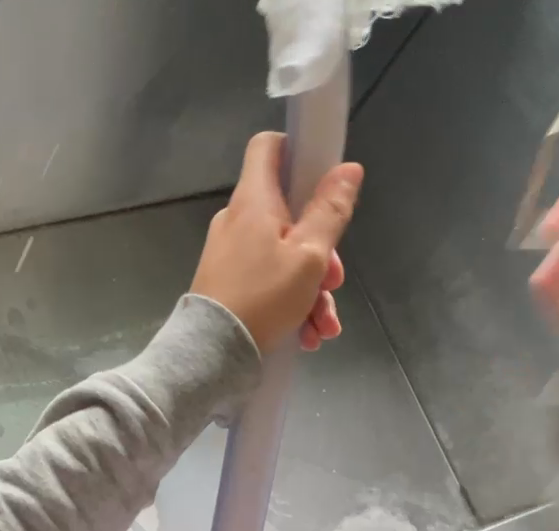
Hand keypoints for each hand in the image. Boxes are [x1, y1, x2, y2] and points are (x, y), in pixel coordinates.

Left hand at [191, 132, 364, 352]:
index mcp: (254, 201)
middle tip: (334, 283)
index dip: (297, 150)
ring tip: (324, 327)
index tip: (321, 174)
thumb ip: (330, 210)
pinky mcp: (226, 285)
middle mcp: (237, 221)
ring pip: (283, 258)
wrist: (211, 354)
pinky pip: (267, 284)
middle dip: (321, 251)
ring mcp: (229, 255)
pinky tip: (308, 336)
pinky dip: (291, 306)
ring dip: (312, 291)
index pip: (268, 147)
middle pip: (289, 215)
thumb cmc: (264, 298)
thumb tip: (348, 168)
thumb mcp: (310, 255)